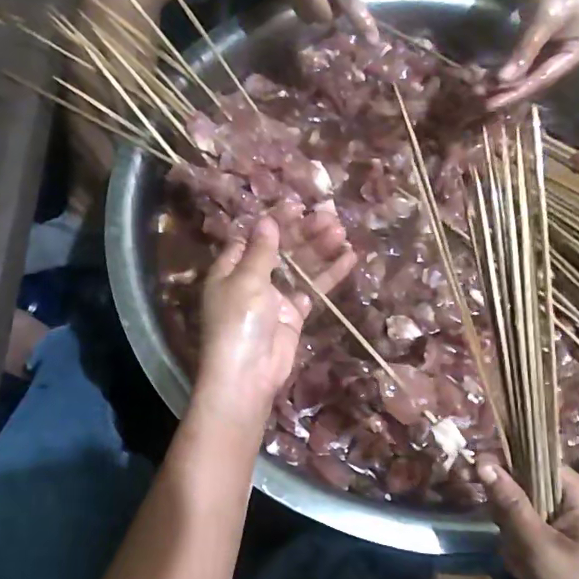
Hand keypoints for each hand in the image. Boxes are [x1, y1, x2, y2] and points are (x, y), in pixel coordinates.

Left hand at [197, 216, 354, 415]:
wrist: (247, 373)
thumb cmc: (238, 321)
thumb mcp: (246, 279)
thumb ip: (261, 250)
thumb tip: (266, 220)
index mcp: (229, 269)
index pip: (251, 237)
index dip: (273, 221)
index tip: (297, 205)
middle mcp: (250, 280)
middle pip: (279, 250)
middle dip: (302, 233)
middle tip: (329, 216)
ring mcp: (272, 298)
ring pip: (298, 268)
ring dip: (318, 249)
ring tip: (341, 230)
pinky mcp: (292, 315)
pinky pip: (312, 290)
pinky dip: (328, 275)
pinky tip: (349, 257)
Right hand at [478, 460, 578, 578]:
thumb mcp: (538, 546)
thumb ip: (510, 503)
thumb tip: (484, 461)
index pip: (540, 462)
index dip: (508, 466)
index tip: (477, 478)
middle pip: (533, 488)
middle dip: (512, 512)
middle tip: (510, 538)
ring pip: (532, 514)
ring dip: (518, 536)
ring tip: (523, 563)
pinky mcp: (578, 550)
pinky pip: (541, 535)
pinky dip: (528, 550)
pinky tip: (530, 572)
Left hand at [487, 0, 578, 109]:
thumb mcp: (545, 18)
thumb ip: (526, 50)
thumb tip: (505, 80)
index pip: (543, 78)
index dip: (515, 93)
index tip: (490, 105)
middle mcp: (572, 53)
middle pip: (536, 78)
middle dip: (508, 90)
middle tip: (479, 102)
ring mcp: (559, 47)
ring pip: (528, 71)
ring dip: (505, 82)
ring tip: (479, 92)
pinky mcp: (546, 40)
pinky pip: (525, 60)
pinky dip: (508, 68)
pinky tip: (489, 77)